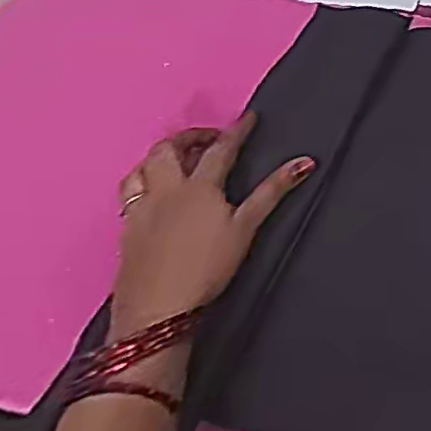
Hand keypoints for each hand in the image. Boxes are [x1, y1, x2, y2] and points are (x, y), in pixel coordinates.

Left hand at [110, 113, 312, 337]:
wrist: (156, 312)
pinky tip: (153, 192)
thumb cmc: (206, 266)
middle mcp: (165, 191)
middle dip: (190, 136)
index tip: (248, 118)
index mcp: (198, 186)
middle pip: (169, 149)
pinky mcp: (126, 231)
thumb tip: (304, 162)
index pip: (220, 149)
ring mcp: (140, 210)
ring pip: (141, 168)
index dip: (237, 130)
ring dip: (160, 156)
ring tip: (177, 159)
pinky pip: (128, 192)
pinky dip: (143, 180)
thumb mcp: (246, 227)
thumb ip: (273, 191)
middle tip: (209, 137)